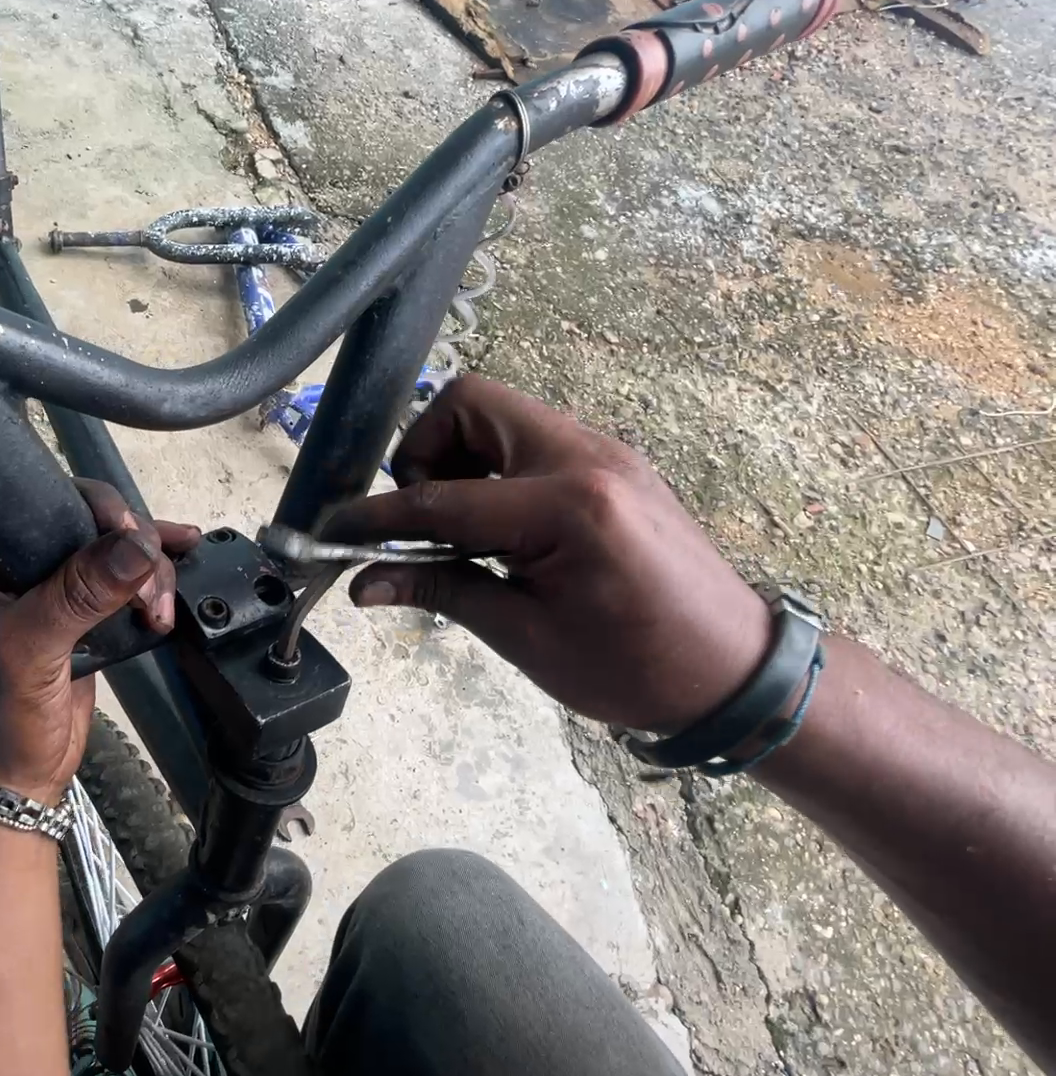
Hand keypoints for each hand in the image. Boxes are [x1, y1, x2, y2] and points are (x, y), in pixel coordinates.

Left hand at [0, 480, 201, 801]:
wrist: (17, 779)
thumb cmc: (1, 715)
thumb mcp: (31, 649)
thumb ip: (80, 594)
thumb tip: (140, 546)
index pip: (43, 507)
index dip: (94, 510)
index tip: (133, 532)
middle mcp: (17, 565)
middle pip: (88, 526)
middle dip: (131, 549)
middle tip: (152, 588)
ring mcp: (53, 590)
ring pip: (114, 553)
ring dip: (148, 572)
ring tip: (159, 610)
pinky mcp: (84, 616)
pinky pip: (123, 583)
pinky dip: (152, 581)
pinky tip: (183, 567)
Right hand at [324, 375, 769, 733]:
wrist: (738, 672)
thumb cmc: (632, 668)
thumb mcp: (524, 635)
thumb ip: (440, 589)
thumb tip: (362, 584)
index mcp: (568, 506)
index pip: (442, 497)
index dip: (378, 516)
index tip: (337, 530)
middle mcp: (586, 457)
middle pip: (470, 403)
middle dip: (423, 453)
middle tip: (421, 516)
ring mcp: (602, 452)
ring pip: (497, 413)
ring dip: (456, 458)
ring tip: (459, 525)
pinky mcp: (608, 462)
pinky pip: (526, 439)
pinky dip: (489, 468)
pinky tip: (496, 524)